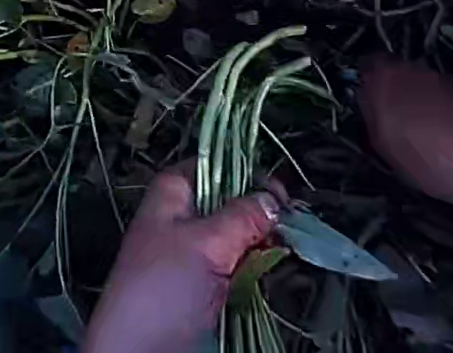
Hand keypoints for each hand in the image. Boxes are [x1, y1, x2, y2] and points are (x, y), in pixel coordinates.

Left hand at [83, 165, 281, 352]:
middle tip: (289, 225)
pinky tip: (269, 266)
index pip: (218, 164)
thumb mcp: (205, 244)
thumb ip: (242, 216)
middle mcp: (183, 211)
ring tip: (284, 246)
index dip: (250, 174)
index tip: (282, 194)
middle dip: (260, 210)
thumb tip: (273, 198)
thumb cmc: (163, 287)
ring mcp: (193, 247)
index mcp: (175, 189)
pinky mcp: (202, 281)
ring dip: (260, 239)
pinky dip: (253, 264)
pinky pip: (234, 261)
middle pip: (231, 198)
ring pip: (236, 232)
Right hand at [359, 59, 452, 264]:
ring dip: (416, 99)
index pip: (365, 68)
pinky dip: (439, 110)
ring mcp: (441, 79)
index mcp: (383, 75)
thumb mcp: (382, 143)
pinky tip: (446, 135)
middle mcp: (410, 68)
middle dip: (391, 89)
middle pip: (394, 72)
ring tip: (420, 130)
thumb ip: (370, 116)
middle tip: (392, 118)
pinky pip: (442, 97)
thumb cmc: (424, 154)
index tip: (367, 106)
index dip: (366, 85)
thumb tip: (365, 100)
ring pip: (419, 84)